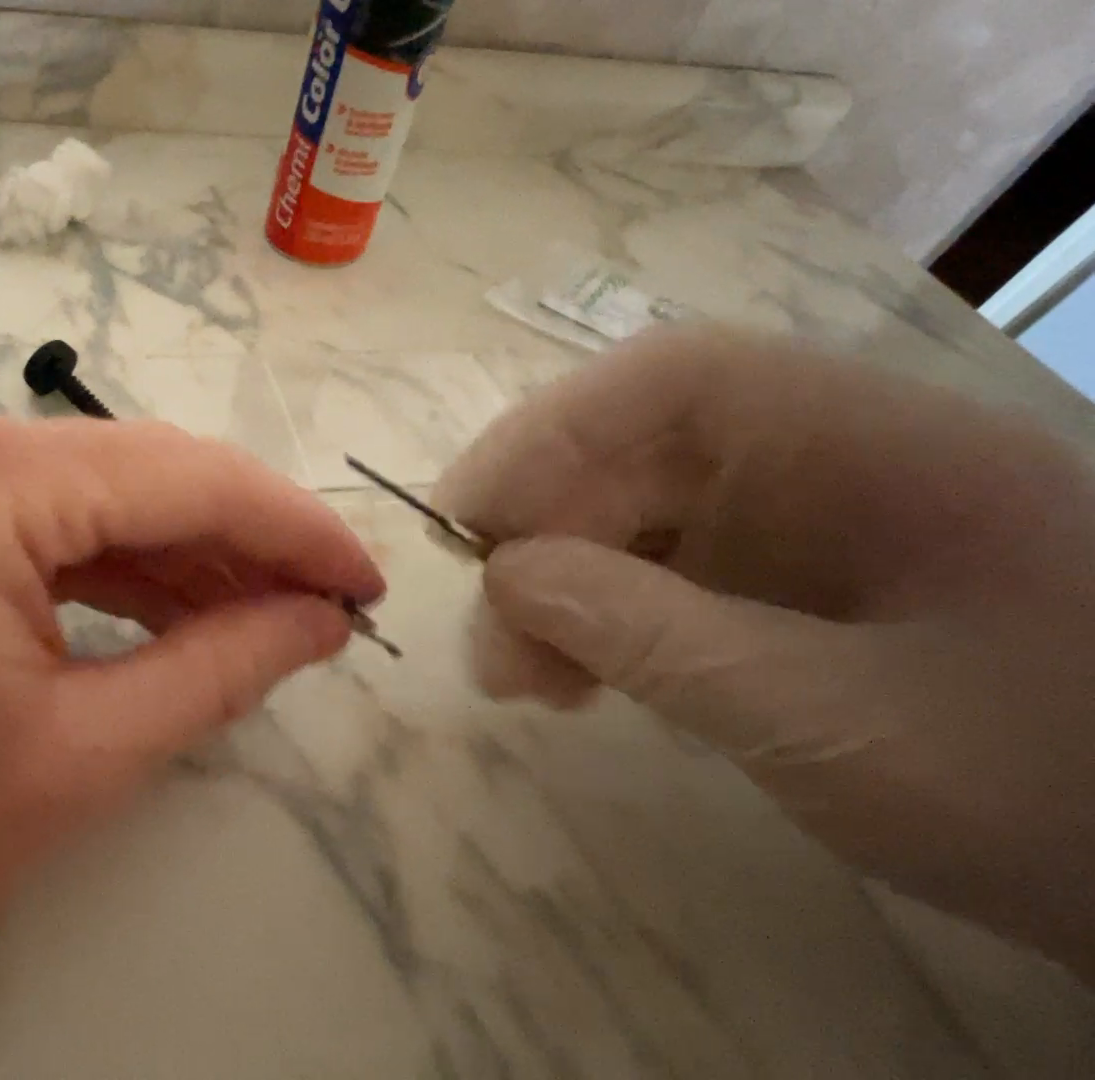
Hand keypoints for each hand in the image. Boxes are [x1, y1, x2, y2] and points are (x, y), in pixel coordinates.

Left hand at [0, 414, 384, 972]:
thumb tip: (318, 621)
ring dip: (186, 556)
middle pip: (143, 472)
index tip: (367, 582)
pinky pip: (45, 532)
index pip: (186, 475)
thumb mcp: (81, 755)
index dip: (295, 528)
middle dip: (247, 539)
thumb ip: (219, 669)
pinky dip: (119, 572)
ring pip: (96, 500)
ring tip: (269, 618)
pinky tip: (176, 615)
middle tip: (328, 606)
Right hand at [432, 327, 1094, 973]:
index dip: (546, 434)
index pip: (670, 383)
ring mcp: (807, 535)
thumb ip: (650, 636)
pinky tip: (578, 685)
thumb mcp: (828, 716)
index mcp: (869, 444)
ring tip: (522, 684)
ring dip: (559, 593)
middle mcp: (827, 467)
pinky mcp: (791, 597)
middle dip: (542, 545)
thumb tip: (503, 574)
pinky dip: (602, 626)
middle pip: (635, 463)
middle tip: (489, 650)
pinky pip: (663, 584)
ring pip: (636, 527)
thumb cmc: (1050, 790)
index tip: (464, 521)